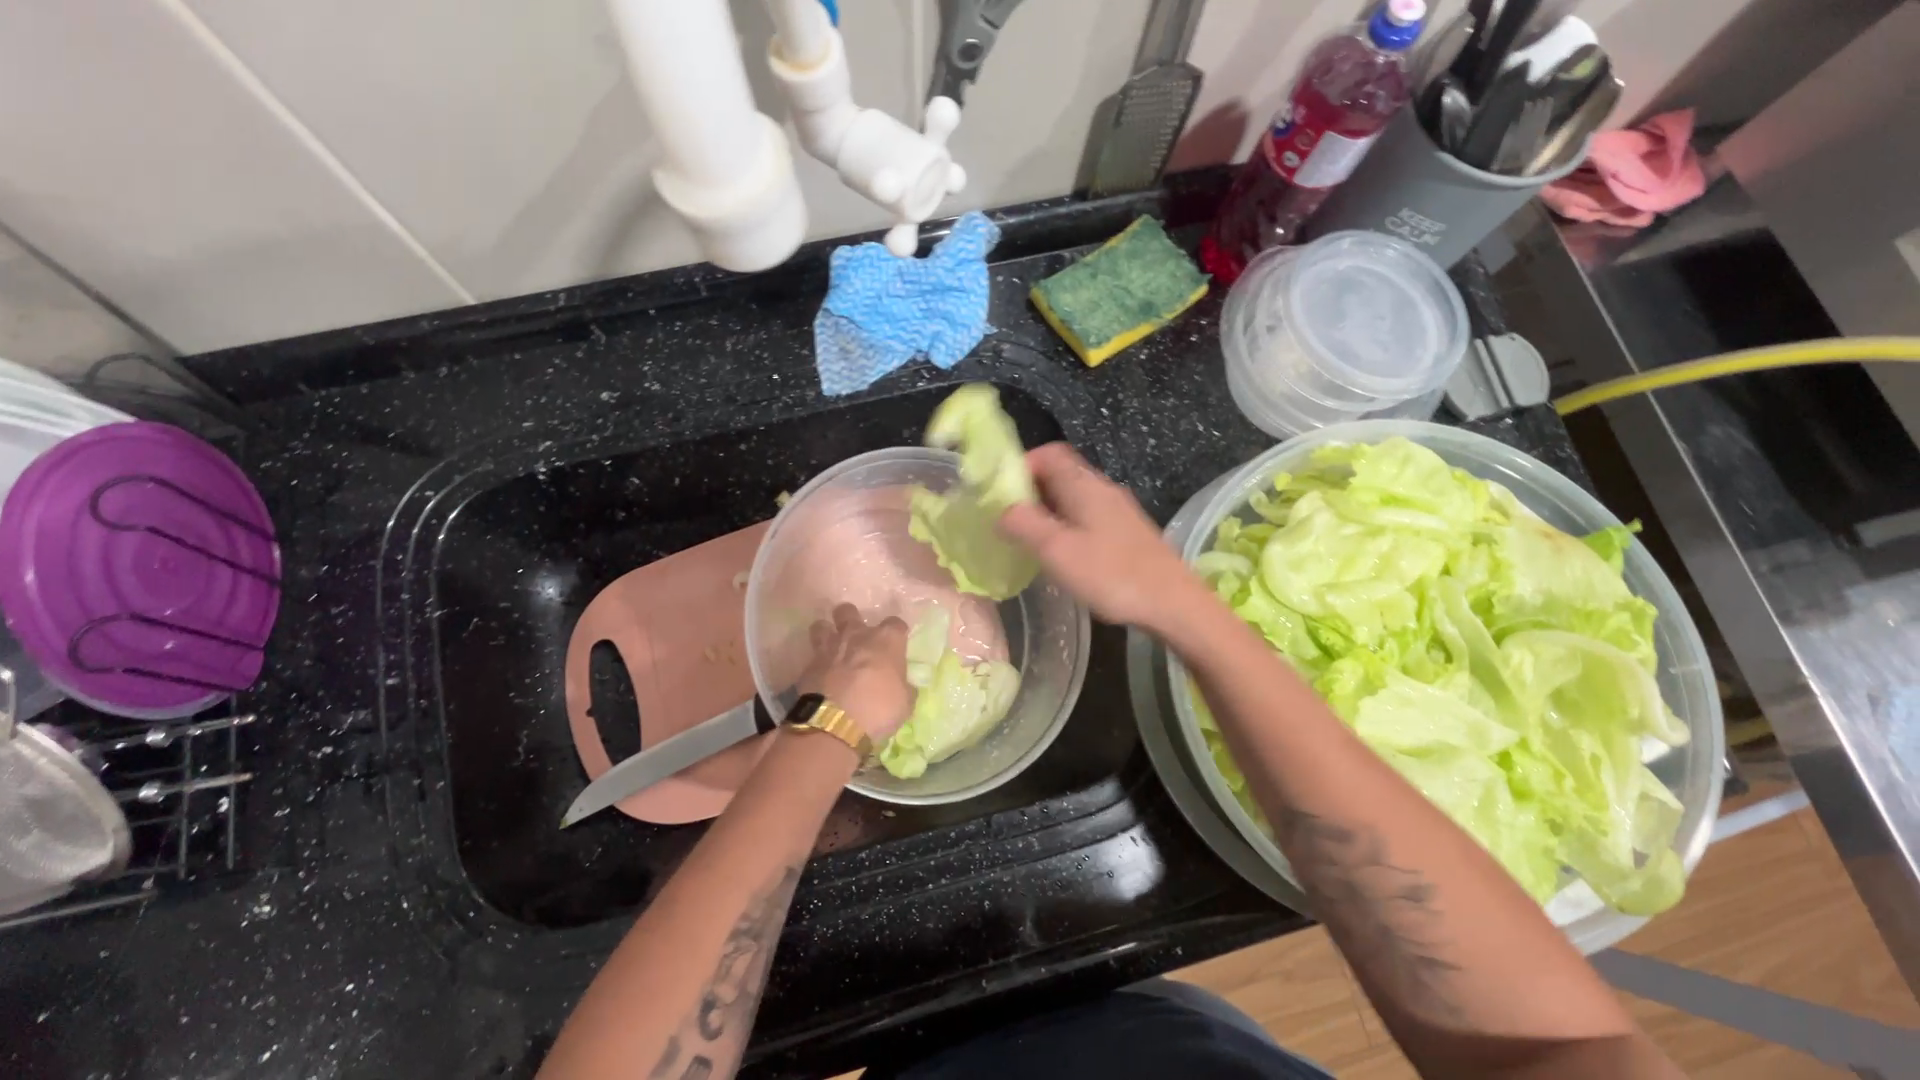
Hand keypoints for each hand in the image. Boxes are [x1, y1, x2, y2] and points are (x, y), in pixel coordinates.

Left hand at [797, 604, 912, 742]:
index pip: (895, 624)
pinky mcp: (809, 665)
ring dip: (826, 634)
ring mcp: (829, 648)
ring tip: (832, 649)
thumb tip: (903, 686)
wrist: (836, 723)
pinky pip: (812, 656)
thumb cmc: (879, 709)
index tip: (897, 646)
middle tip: (856, 638)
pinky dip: (817, 663)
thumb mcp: (905, 703)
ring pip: (822, 625)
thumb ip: (904, 688)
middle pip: (849, 611)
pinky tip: (820, 676)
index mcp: (886, 640)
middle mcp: (856, 635)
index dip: (896, 634)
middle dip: (851, 619)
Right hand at [997, 443, 1209, 632]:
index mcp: (1085, 485)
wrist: (1173, 603)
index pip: (1050, 453)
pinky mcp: (1127, 533)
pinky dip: (1067, 526)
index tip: (999, 491)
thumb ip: (1024, 524)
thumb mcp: (1057, 550)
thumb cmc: (1111, 574)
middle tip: (1007, 518)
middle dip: (1031, 491)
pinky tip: (1062, 555)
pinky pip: (1088, 517)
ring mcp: (1119, 512)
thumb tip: (1001, 510)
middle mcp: (1103, 490)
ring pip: (1074, 498)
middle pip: (1061, 474)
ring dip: (1048, 511)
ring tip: (1028, 539)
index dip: (1021, 464)